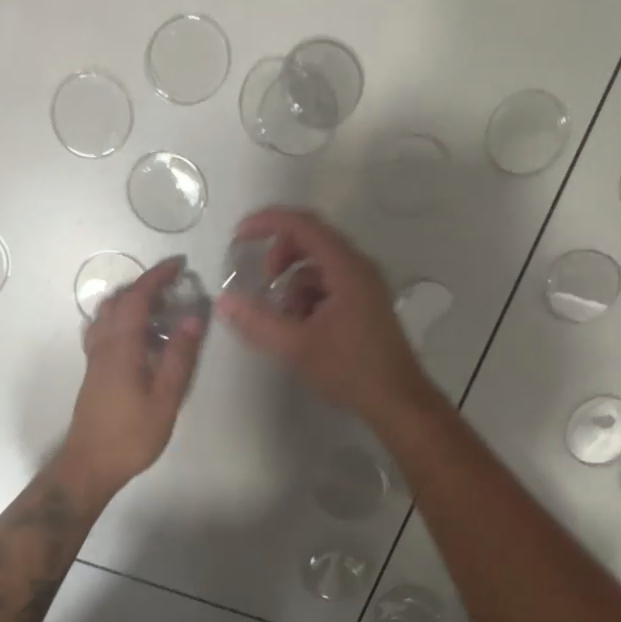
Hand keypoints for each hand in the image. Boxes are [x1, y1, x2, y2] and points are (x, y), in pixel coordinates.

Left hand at [55, 256, 206, 500]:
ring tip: (161, 309)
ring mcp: (95, 359)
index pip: (136, 298)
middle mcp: (103, 346)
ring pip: (107, 315)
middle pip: (117, 301)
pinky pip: (105, 331)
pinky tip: (141, 337)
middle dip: (144, 285)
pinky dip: (123, 320)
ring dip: (132, 302)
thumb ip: (179, 358)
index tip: (179, 264)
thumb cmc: (130, 436)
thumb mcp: (165, 400)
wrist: (89, 464)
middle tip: (174, 286)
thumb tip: (193, 317)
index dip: (157, 276)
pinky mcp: (94, 372)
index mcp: (120, 347)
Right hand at [217, 208, 433, 419]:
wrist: (396, 399)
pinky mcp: (364, 303)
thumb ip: (257, 322)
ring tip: (284, 320)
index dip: (267, 223)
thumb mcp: (297, 346)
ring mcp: (364, 285)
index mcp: (346, 268)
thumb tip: (224, 302)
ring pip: (318, 267)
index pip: (302, 225)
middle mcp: (358, 267)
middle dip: (280, 257)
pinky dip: (307, 298)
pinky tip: (302, 329)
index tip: (239, 235)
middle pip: (311, 241)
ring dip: (293, 285)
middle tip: (262, 283)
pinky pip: (328, 285)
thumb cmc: (350, 369)